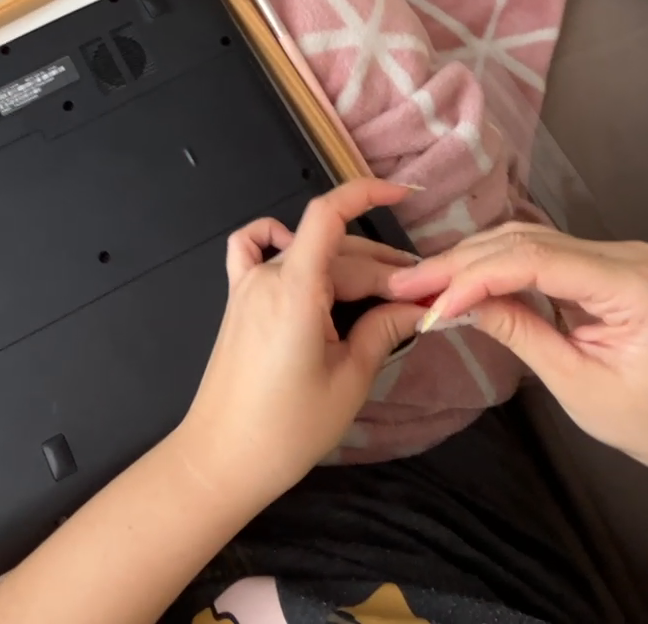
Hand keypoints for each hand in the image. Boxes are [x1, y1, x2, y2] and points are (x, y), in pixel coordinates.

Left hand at [169, 180, 426, 507]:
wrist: (223, 455)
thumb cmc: (289, 427)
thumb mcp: (350, 380)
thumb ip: (384, 330)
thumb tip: (422, 305)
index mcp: (296, 289)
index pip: (328, 215)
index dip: (366, 193)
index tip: (405, 194)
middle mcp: (268, 274)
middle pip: (334, 250)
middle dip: (382, 267)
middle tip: (424, 295)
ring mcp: (247, 283)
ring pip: (307, 252)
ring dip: (348, 265)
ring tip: (386, 292)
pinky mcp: (237, 297)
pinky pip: (251, 248)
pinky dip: (277, 239)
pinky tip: (302, 255)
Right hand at [385, 224, 647, 489]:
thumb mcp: (577, 384)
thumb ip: (518, 332)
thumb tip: (455, 302)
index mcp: (634, 284)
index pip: (535, 260)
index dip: (475, 276)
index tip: (430, 301)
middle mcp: (625, 253)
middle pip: (524, 242)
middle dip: (460, 263)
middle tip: (406, 282)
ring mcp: (614, 254)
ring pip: (524, 240)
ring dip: (470, 259)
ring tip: (423, 279)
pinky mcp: (599, 264)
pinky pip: (537, 253)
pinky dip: (493, 265)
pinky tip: (459, 277)